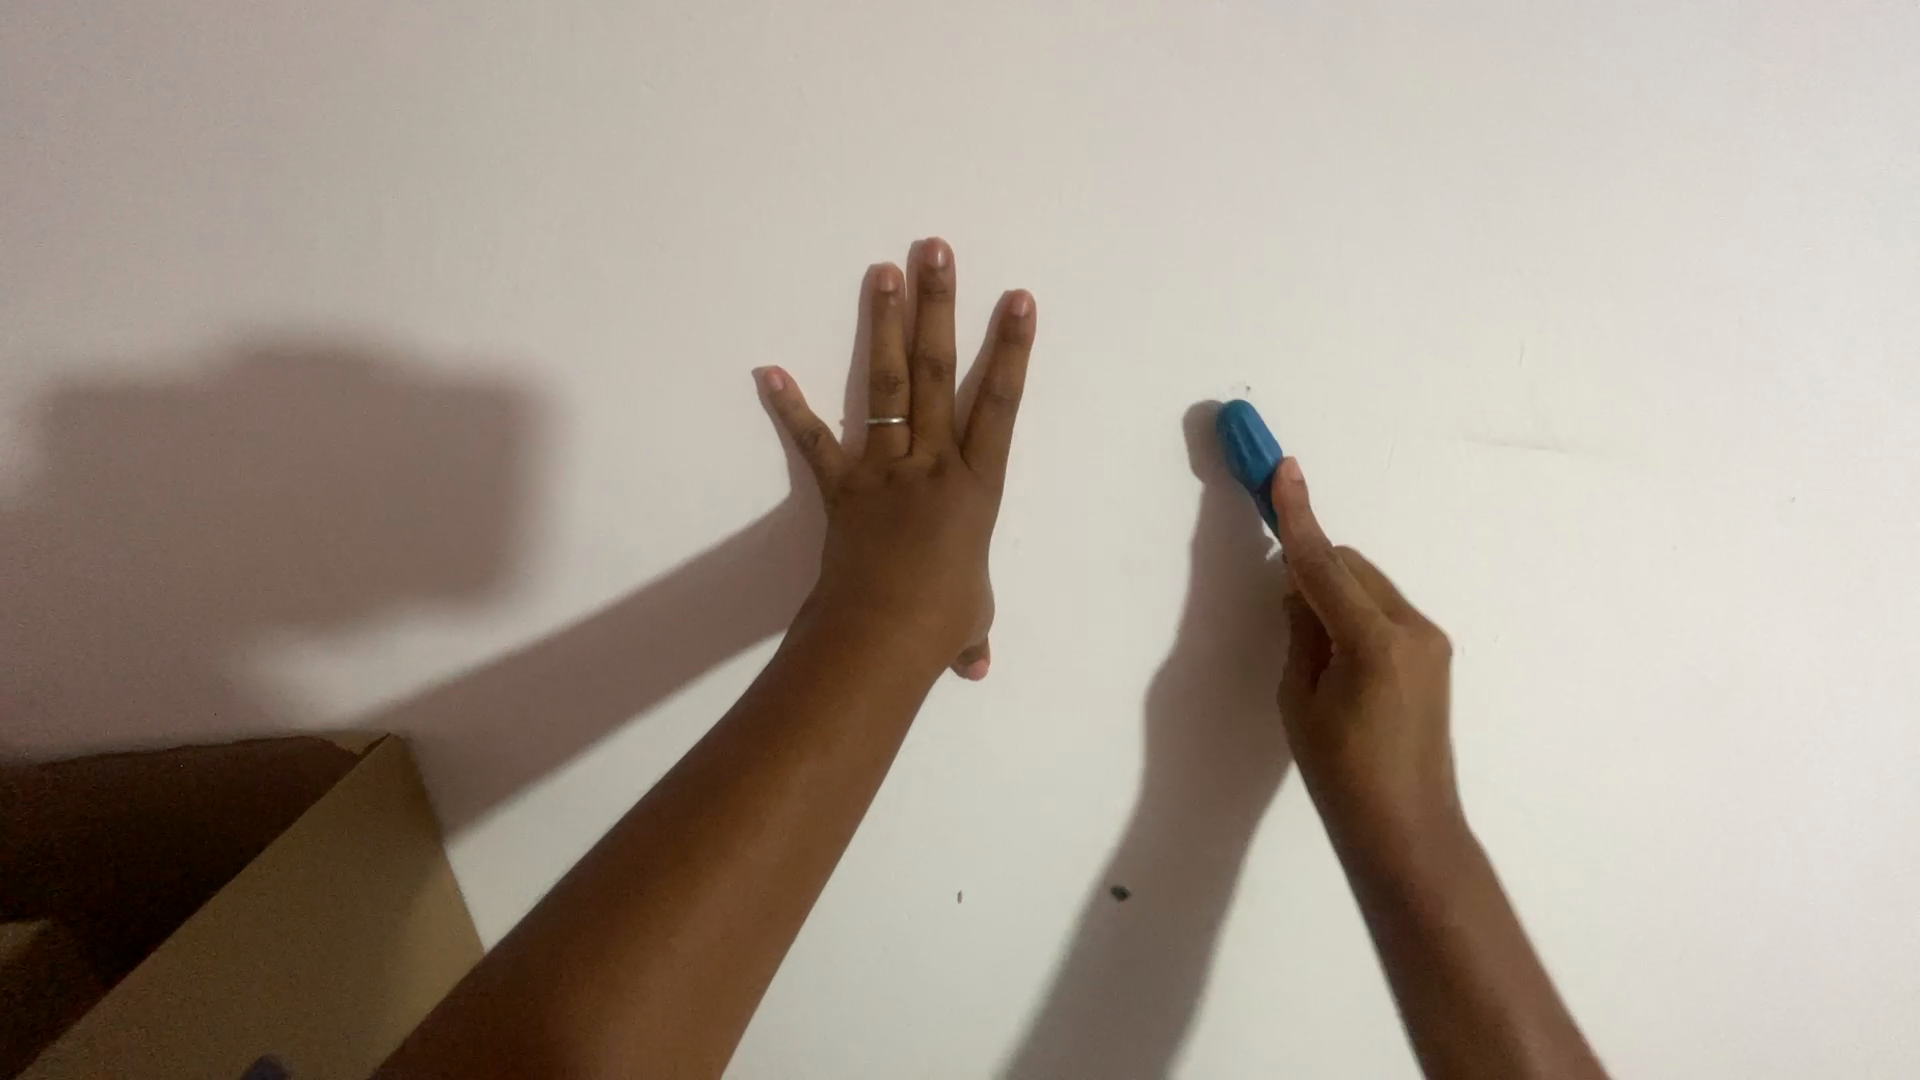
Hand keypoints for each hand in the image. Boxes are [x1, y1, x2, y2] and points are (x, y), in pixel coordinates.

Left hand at [759, 239, 1036, 679]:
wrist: (881, 635)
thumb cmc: (939, 622)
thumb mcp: (970, 619)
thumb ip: (972, 630)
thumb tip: (976, 668)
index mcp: (976, 485)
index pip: (999, 404)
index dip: (1012, 350)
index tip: (1018, 299)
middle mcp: (933, 462)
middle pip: (936, 372)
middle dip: (940, 308)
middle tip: (936, 250)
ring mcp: (885, 469)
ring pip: (885, 386)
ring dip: (883, 326)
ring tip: (884, 270)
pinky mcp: (841, 487)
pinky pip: (814, 443)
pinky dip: (791, 409)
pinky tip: (768, 370)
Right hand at [1270, 458, 1463, 840]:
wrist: (1407, 826)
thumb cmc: (1339, 770)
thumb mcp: (1300, 697)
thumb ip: (1301, 631)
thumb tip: (1301, 590)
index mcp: (1374, 640)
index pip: (1323, 565)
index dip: (1298, 517)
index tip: (1284, 470)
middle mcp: (1412, 628)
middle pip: (1350, 566)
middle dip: (1312, 566)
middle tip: (1281, 603)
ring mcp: (1430, 640)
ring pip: (1366, 586)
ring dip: (1332, 590)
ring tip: (1310, 645)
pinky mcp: (1433, 654)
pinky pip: (1380, 609)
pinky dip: (1350, 610)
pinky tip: (1336, 654)